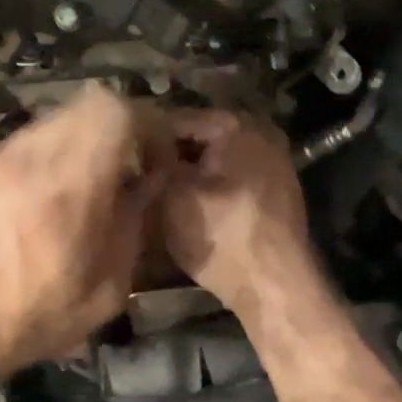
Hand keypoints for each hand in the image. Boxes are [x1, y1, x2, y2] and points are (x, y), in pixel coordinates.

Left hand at [0, 86, 168, 377]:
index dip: (152, 127)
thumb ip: (134, 225)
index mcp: (69, 184)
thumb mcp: (105, 290)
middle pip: (92, 103)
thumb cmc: (30, 319)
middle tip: (135, 169)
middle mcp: (33, 154)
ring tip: (99, 184)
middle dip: (125, 129)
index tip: (160, 163)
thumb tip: (150, 184)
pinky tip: (60, 196)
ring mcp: (3, 156)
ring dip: (92, 138)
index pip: (119, 111)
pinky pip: (36, 138)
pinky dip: (61, 151)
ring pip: (63, 117)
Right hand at [159, 110, 321, 316]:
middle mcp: (260, 132)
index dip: (144, 137)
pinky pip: (235, 176)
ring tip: (162, 193)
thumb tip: (139, 140)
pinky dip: (214, 186)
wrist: (274, 284)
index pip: (174, 118)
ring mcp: (275, 160)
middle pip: (199, 137)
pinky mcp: (279, 189)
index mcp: (233, 124)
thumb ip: (153, 157)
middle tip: (139, 176)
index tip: (121, 158)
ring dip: (191, 172)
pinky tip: (194, 206)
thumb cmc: (219, 234)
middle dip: (170, 155)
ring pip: (218, 158)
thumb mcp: (172, 193)